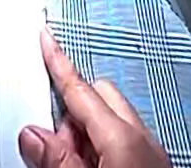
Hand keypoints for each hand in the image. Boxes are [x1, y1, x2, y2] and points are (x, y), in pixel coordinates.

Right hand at [17, 29, 168, 167]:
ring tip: (73, 162)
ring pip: (113, 119)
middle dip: (73, 106)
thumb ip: (57, 156)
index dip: (58, 59)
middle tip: (54, 137)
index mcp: (123, 135)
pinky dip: (106, 146)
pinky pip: (126, 140)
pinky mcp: (158, 167)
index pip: (80, 85)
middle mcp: (143, 138)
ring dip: (88, 130)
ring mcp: (155, 155)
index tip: (46, 35)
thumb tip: (32, 135)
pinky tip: (93, 166)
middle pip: (99, 95)